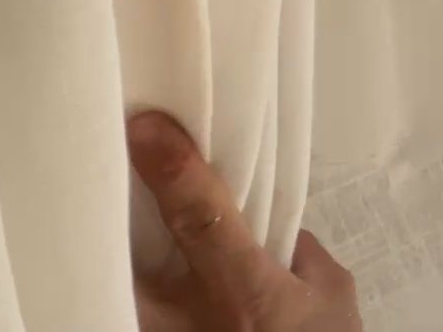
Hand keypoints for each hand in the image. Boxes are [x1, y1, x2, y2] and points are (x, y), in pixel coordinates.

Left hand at [129, 112, 362, 331]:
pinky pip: (128, 317)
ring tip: (118, 222)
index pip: (206, 218)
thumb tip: (272, 227)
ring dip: (115, 262)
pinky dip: (127, 295)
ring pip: (114, 297)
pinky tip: (140, 273)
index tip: (148, 129)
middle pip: (128, 262)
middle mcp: (192, 323)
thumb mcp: (332, 291)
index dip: (178, 170)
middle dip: (115, 220)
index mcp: (248, 291)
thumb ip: (300, 254)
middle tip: (110, 169)